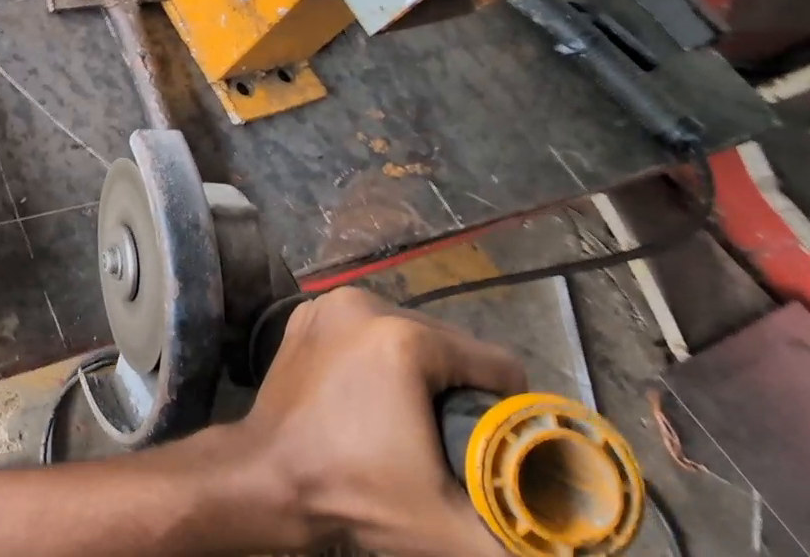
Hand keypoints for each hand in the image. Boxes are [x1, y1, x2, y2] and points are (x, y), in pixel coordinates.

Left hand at [239, 287, 525, 556]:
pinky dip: (383, 359)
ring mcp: (327, 305)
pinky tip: (383, 398)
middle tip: (464, 439)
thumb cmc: (355, 492)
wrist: (266, 475)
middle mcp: (364, 306)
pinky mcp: (305, 316)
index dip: (512, 410)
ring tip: (424, 421)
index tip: (503, 447)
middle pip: (452, 344)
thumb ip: (522, 543)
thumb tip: (571, 554)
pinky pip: (369, 331)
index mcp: (403, 338)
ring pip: (410, 334)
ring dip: (426, 374)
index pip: (497, 365)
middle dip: (467, 390)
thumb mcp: (452, 526)